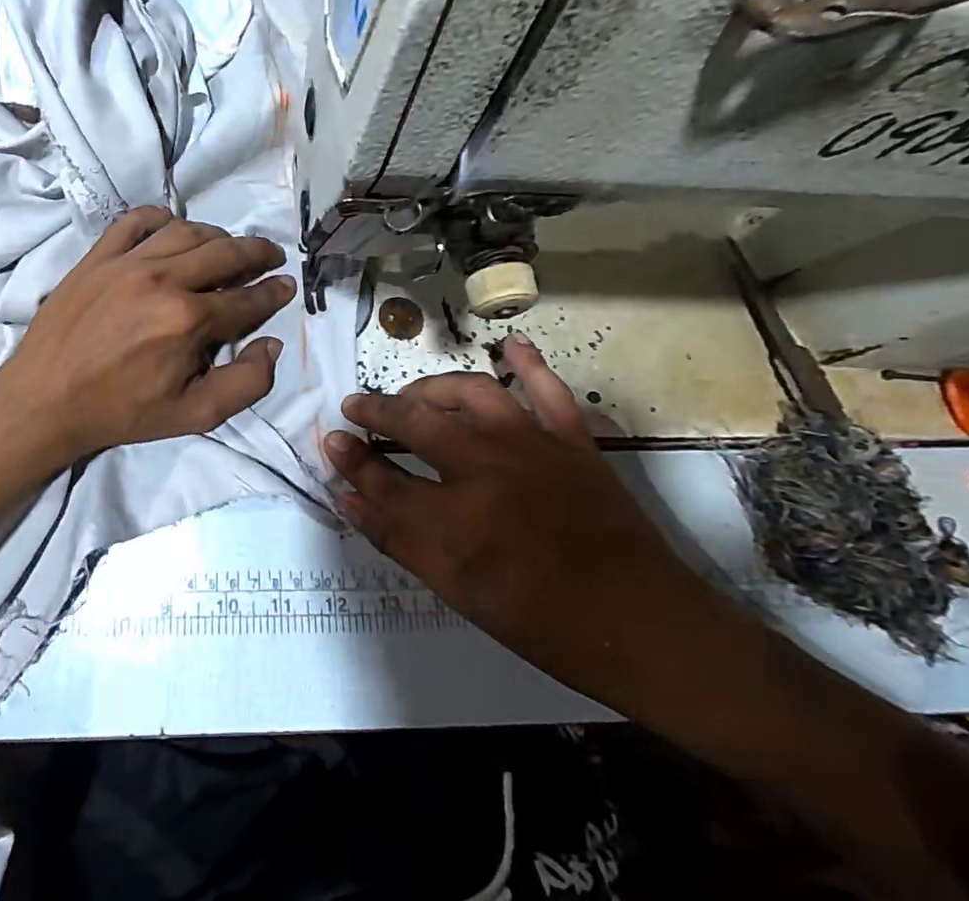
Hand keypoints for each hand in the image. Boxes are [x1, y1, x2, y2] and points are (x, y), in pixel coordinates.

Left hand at [0, 206, 295, 461]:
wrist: (46, 400)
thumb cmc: (121, 412)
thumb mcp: (193, 415)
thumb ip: (246, 383)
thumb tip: (271, 344)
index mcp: (187, 321)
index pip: (246, 299)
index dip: (272, 293)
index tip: (286, 286)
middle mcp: (161, 281)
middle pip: (225, 254)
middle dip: (257, 254)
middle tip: (271, 257)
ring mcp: (125, 263)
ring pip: (186, 232)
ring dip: (217, 236)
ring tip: (229, 246)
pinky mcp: (96, 257)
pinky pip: (134, 222)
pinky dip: (160, 218)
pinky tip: (172, 227)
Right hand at [323, 336, 736, 697]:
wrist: (640, 623)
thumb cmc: (538, 619)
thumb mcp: (456, 590)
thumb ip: (397, 540)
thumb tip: (346, 501)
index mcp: (457, 515)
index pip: (384, 478)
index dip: (350, 460)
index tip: (329, 441)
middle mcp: (488, 467)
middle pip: (417, 423)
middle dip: (377, 411)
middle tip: (355, 406)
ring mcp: (534, 446)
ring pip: (471, 394)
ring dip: (432, 388)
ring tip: (411, 395)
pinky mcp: (574, 441)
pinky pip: (548, 390)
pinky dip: (527, 364)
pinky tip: (510, 346)